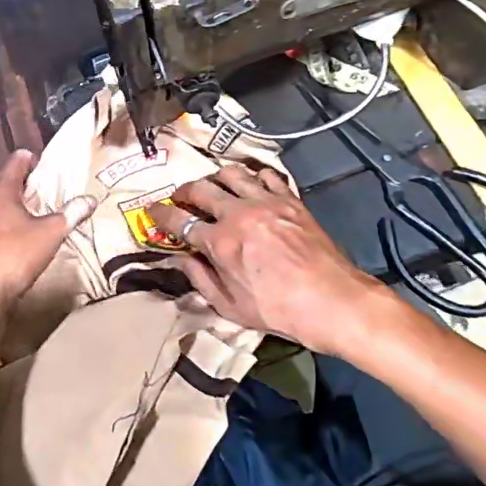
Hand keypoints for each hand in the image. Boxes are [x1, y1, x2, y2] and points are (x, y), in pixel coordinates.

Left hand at [0, 149, 95, 310]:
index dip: (29, 159)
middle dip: (22, 186)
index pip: (14, 163)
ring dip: (11, 208)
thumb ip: (72, 214)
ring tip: (33, 215)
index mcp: (0, 191)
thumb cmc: (15, 254)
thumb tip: (90, 200)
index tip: (41, 163)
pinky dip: (4, 227)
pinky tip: (17, 240)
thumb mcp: (51, 233)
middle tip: (43, 190)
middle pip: (3, 185)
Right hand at [149, 166, 389, 355]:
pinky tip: (252, 185)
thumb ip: (201, 280)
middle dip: (184, 191)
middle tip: (180, 197)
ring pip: (232, 174)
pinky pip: (267, 175)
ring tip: (213, 185)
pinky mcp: (290, 200)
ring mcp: (267, 202)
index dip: (161, 214)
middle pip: (201, 189)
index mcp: (220, 242)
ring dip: (216, 177)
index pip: (179, 221)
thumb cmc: (278, 311)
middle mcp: (239, 214)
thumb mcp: (230, 307)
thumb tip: (181, 260)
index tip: (152, 210)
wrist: (332, 300)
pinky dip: (254, 176)